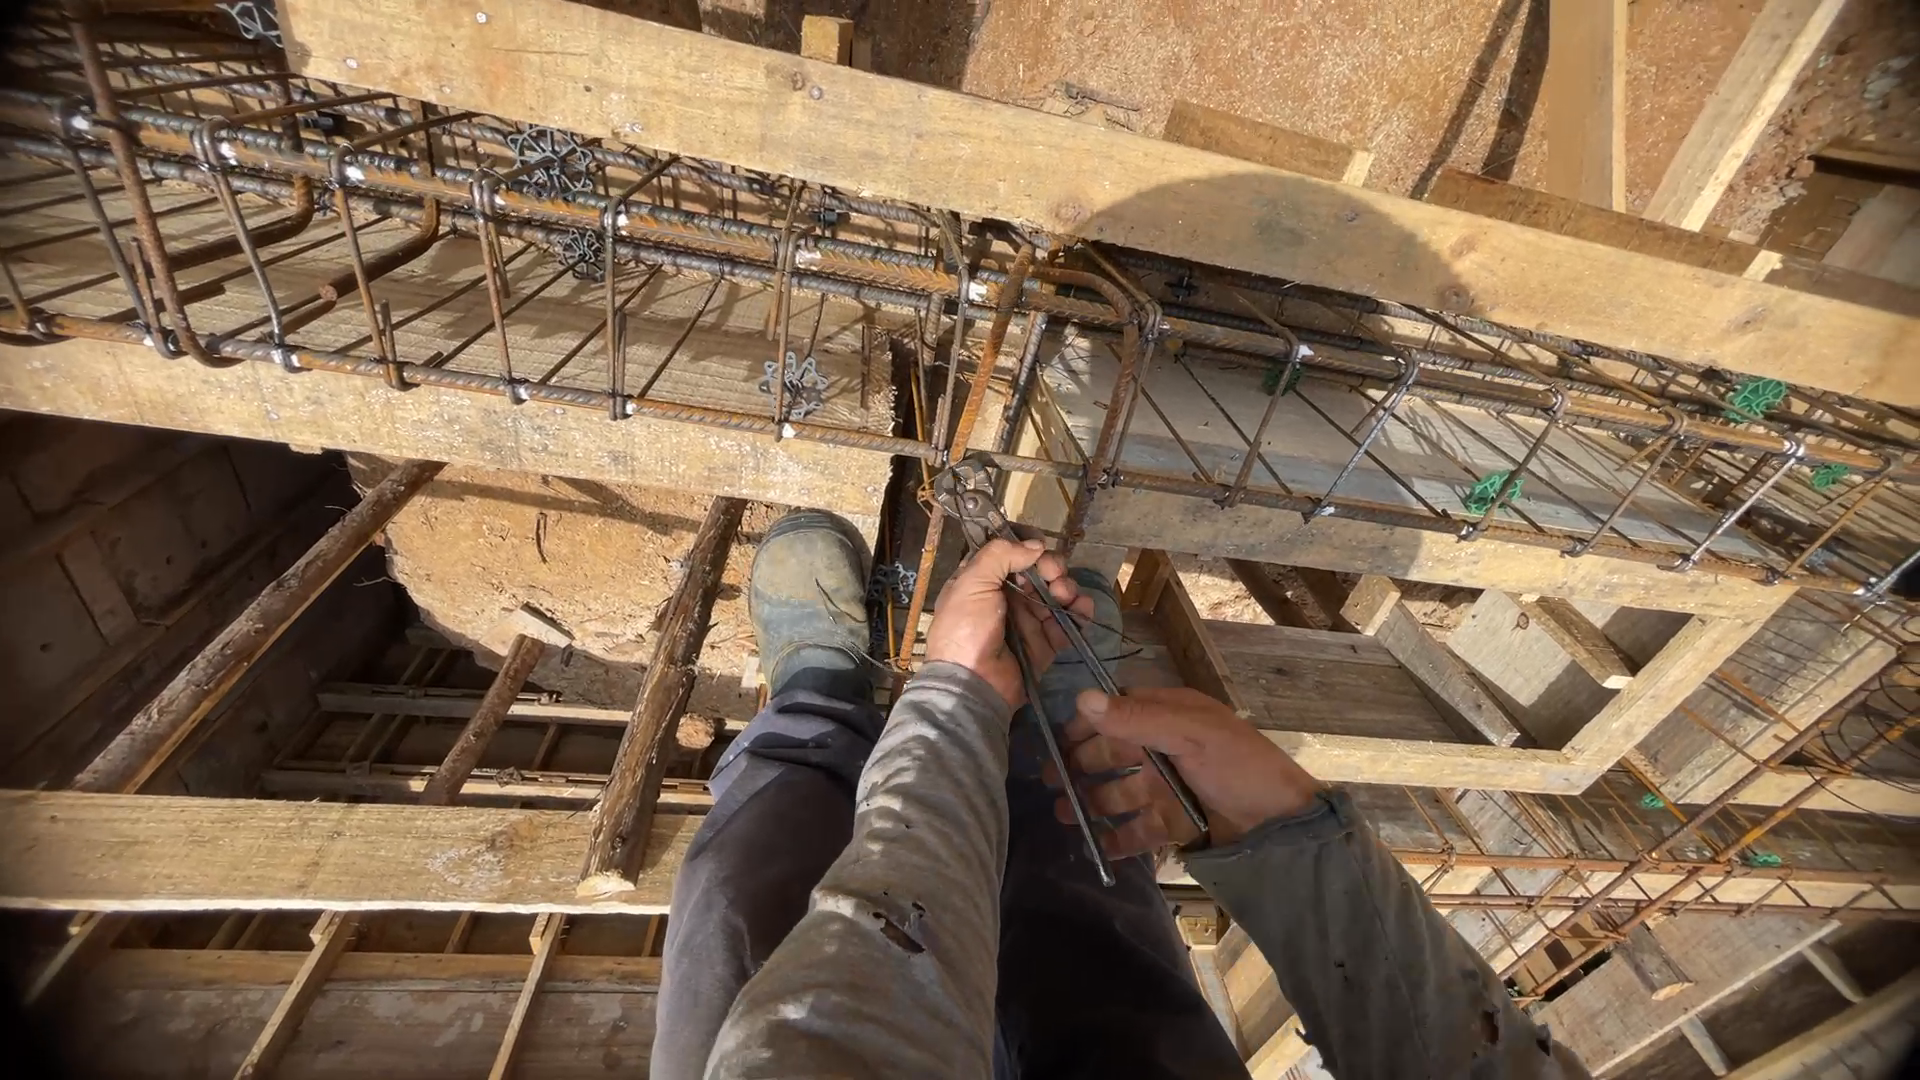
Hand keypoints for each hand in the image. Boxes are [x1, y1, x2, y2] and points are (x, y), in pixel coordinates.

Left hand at [924, 538, 1093, 709]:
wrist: (972, 683)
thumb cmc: (966, 628)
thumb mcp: (972, 583)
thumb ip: (1000, 555)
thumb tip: (1036, 545)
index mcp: (983, 579)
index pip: (1010, 552)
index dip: (1027, 546)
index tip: (1038, 547)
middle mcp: (1007, 596)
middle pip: (1039, 571)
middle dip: (1052, 567)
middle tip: (1054, 575)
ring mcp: (1027, 620)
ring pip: (1056, 593)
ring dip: (1067, 588)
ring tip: (1065, 595)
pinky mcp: (1045, 643)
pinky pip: (1068, 622)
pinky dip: (1079, 612)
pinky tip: (1082, 609)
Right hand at [1052, 687, 1320, 856]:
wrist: (1284, 826)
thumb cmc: (1238, 767)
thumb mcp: (1189, 733)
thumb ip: (1135, 717)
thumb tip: (1081, 698)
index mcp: (1170, 715)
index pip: (1116, 712)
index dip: (1085, 724)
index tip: (1056, 740)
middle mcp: (1165, 748)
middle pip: (1112, 753)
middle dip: (1080, 766)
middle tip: (1050, 783)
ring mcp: (1169, 787)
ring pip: (1120, 792)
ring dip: (1091, 803)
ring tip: (1063, 816)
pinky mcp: (1176, 823)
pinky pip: (1139, 828)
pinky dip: (1118, 838)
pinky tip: (1096, 847)